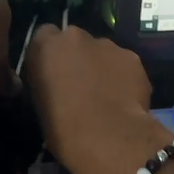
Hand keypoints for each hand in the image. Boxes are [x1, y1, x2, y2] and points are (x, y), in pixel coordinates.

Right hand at [25, 26, 173, 173]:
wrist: (109, 138)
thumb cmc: (64, 130)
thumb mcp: (41, 105)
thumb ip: (49, 82)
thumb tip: (60, 84)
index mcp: (46, 47)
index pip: (45, 35)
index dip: (52, 53)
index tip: (55, 72)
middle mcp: (75, 37)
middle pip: (75, 41)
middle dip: (78, 57)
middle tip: (82, 85)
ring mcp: (107, 45)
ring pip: (103, 52)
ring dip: (102, 67)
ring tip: (108, 96)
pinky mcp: (132, 57)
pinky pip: (124, 65)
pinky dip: (124, 77)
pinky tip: (126, 99)